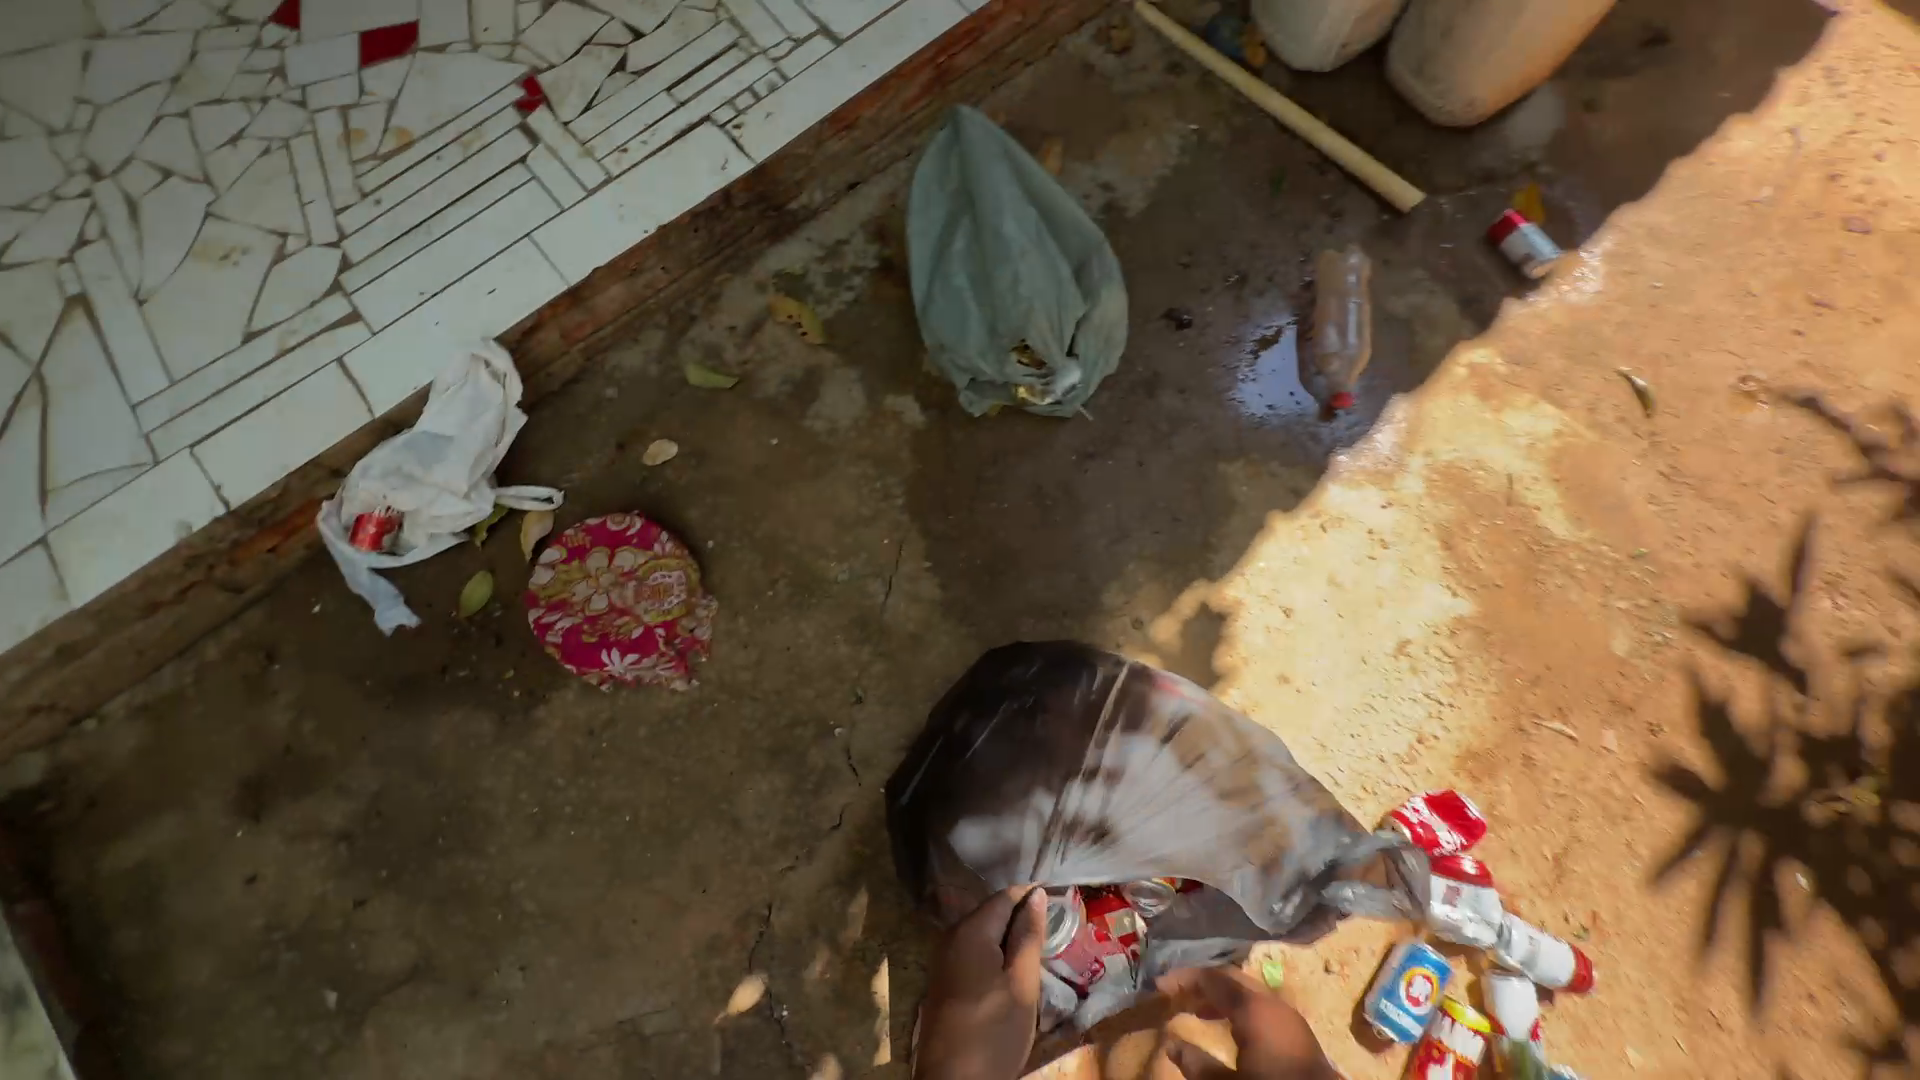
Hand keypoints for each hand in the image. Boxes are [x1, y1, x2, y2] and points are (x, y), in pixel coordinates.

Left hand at [914, 887, 1046, 1079]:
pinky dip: (994, 954)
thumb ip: (1028, 936)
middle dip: (1020, 916)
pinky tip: (1013, 969)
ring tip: (1038, 948)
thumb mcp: (1022, 985)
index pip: (1004, 897)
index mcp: (970, 931)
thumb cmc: (993, 1033)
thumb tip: (1035, 894)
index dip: (1031, 895)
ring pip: (982, 933)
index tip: (1059, 901)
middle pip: (991, 912)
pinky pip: (972, 952)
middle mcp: (951, 936)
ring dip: (1009, 938)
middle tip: (1053, 928)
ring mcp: (943, 958)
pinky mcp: (943, 980)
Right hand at [1154, 966, 1336, 1079]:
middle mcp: (1272, 1003)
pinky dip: (1238, 1011)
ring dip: (1220, 998)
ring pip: (1247, 994)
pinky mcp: (1298, 1036)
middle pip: (1231, 980)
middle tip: (1176, 996)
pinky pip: (1261, 1009)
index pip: (1212, 977)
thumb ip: (1198, 1064)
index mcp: (1254, 1008)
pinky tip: (1230, 1031)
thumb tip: (1171, 1044)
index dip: (1183, 979)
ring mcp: (1289, 1018)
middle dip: (1201, 984)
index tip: (1159, 986)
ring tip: (1197, 1012)